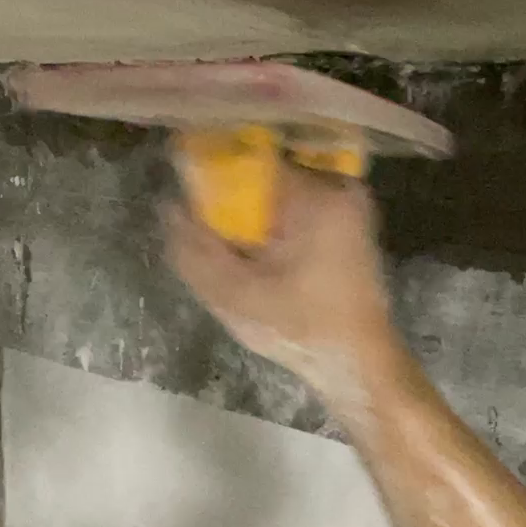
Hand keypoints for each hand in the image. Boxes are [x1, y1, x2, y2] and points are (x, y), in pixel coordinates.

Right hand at [163, 158, 404, 405]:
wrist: (358, 362)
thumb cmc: (299, 329)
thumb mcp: (234, 296)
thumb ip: (194, 250)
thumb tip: (167, 207)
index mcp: (316, 197)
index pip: (249, 164)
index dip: (214, 183)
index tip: (193, 207)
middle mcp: (339, 188)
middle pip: (265, 179)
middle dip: (234, 206)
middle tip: (216, 241)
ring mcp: (350, 205)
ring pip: (280, 196)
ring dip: (254, 221)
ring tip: (238, 255)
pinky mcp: (350, 224)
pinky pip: (298, 211)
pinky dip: (275, 230)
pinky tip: (265, 261)